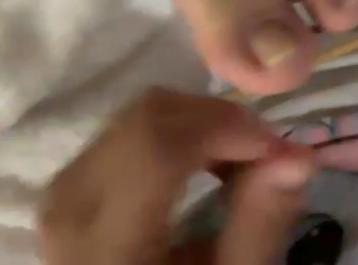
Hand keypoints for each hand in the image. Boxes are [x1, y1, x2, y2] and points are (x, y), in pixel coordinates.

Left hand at [40, 90, 313, 263]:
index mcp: (103, 245)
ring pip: (138, 111)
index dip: (222, 128)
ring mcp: (60, 186)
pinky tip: (202, 163)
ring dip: (196, 122)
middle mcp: (69, 204)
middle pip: (149, 116)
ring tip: (236, 161)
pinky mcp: (67, 179)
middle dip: (215, 120)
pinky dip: (172, 130)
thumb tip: (297, 154)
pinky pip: (123, 126)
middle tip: (263, 152)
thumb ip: (258, 228)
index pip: (157, 147)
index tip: (273, 146)